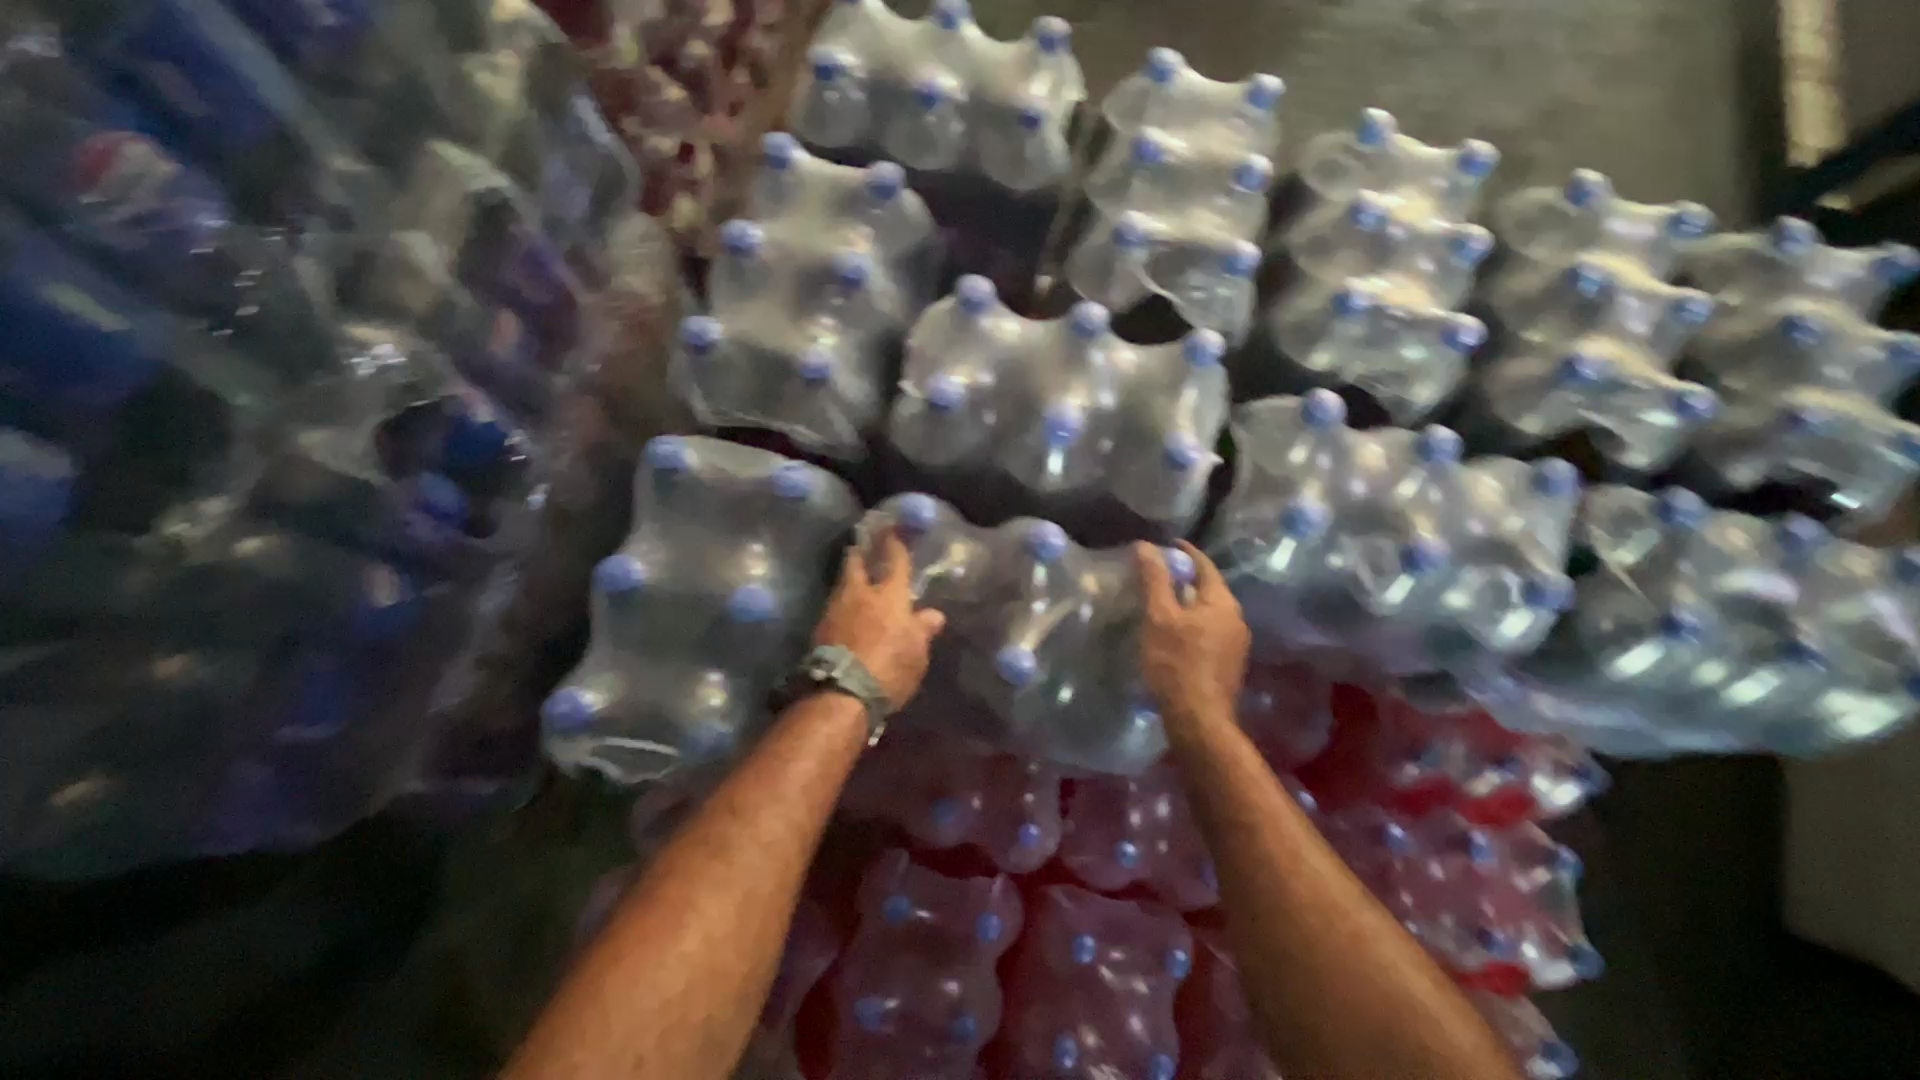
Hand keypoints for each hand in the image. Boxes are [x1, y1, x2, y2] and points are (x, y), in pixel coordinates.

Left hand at [814, 530, 946, 706]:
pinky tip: (846, 609)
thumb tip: (933, 614)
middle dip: (859, 551)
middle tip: (861, 544)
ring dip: (848, 578)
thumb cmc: (889, 668)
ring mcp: (835, 609)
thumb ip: (923, 629)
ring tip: (855, 578)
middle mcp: (859, 594)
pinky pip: (834, 607)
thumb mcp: (917, 652)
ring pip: (841, 583)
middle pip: (855, 563)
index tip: (892, 526)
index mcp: (889, 594)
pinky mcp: (819, 629)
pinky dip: (842, 604)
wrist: (841, 692)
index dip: (894, 541)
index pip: (894, 559)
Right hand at [1135, 540, 1249, 719]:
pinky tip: (1172, 634)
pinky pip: (1209, 633)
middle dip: (1185, 579)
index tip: (1166, 545)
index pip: (1204, 566)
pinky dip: (1191, 625)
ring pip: (1208, 613)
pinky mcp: (1228, 665)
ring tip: (1160, 603)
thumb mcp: (1159, 617)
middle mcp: (1236, 619)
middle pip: (1209, 589)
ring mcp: (1236, 645)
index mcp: (1223, 603)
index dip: (1185, 553)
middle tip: (1157, 574)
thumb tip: (1146, 545)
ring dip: (1187, 605)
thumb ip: (1154, 580)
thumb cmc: (1176, 662)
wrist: (1198, 719)